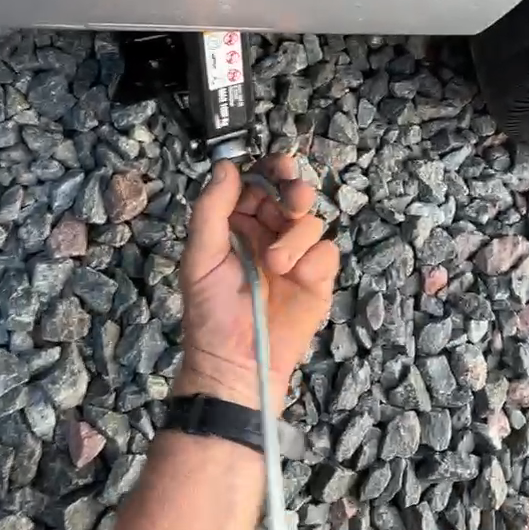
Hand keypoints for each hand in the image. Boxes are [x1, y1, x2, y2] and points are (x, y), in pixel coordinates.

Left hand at [174, 153, 337, 414]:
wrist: (238, 363)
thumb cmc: (211, 312)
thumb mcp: (200, 257)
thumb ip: (212, 209)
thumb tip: (226, 166)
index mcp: (237, 222)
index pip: (258, 182)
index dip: (271, 170)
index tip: (280, 166)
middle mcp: (268, 232)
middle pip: (292, 193)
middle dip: (295, 191)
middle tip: (294, 200)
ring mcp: (296, 253)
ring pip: (311, 220)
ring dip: (296, 237)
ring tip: (276, 264)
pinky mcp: (318, 276)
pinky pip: (327, 251)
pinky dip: (314, 260)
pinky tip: (296, 277)